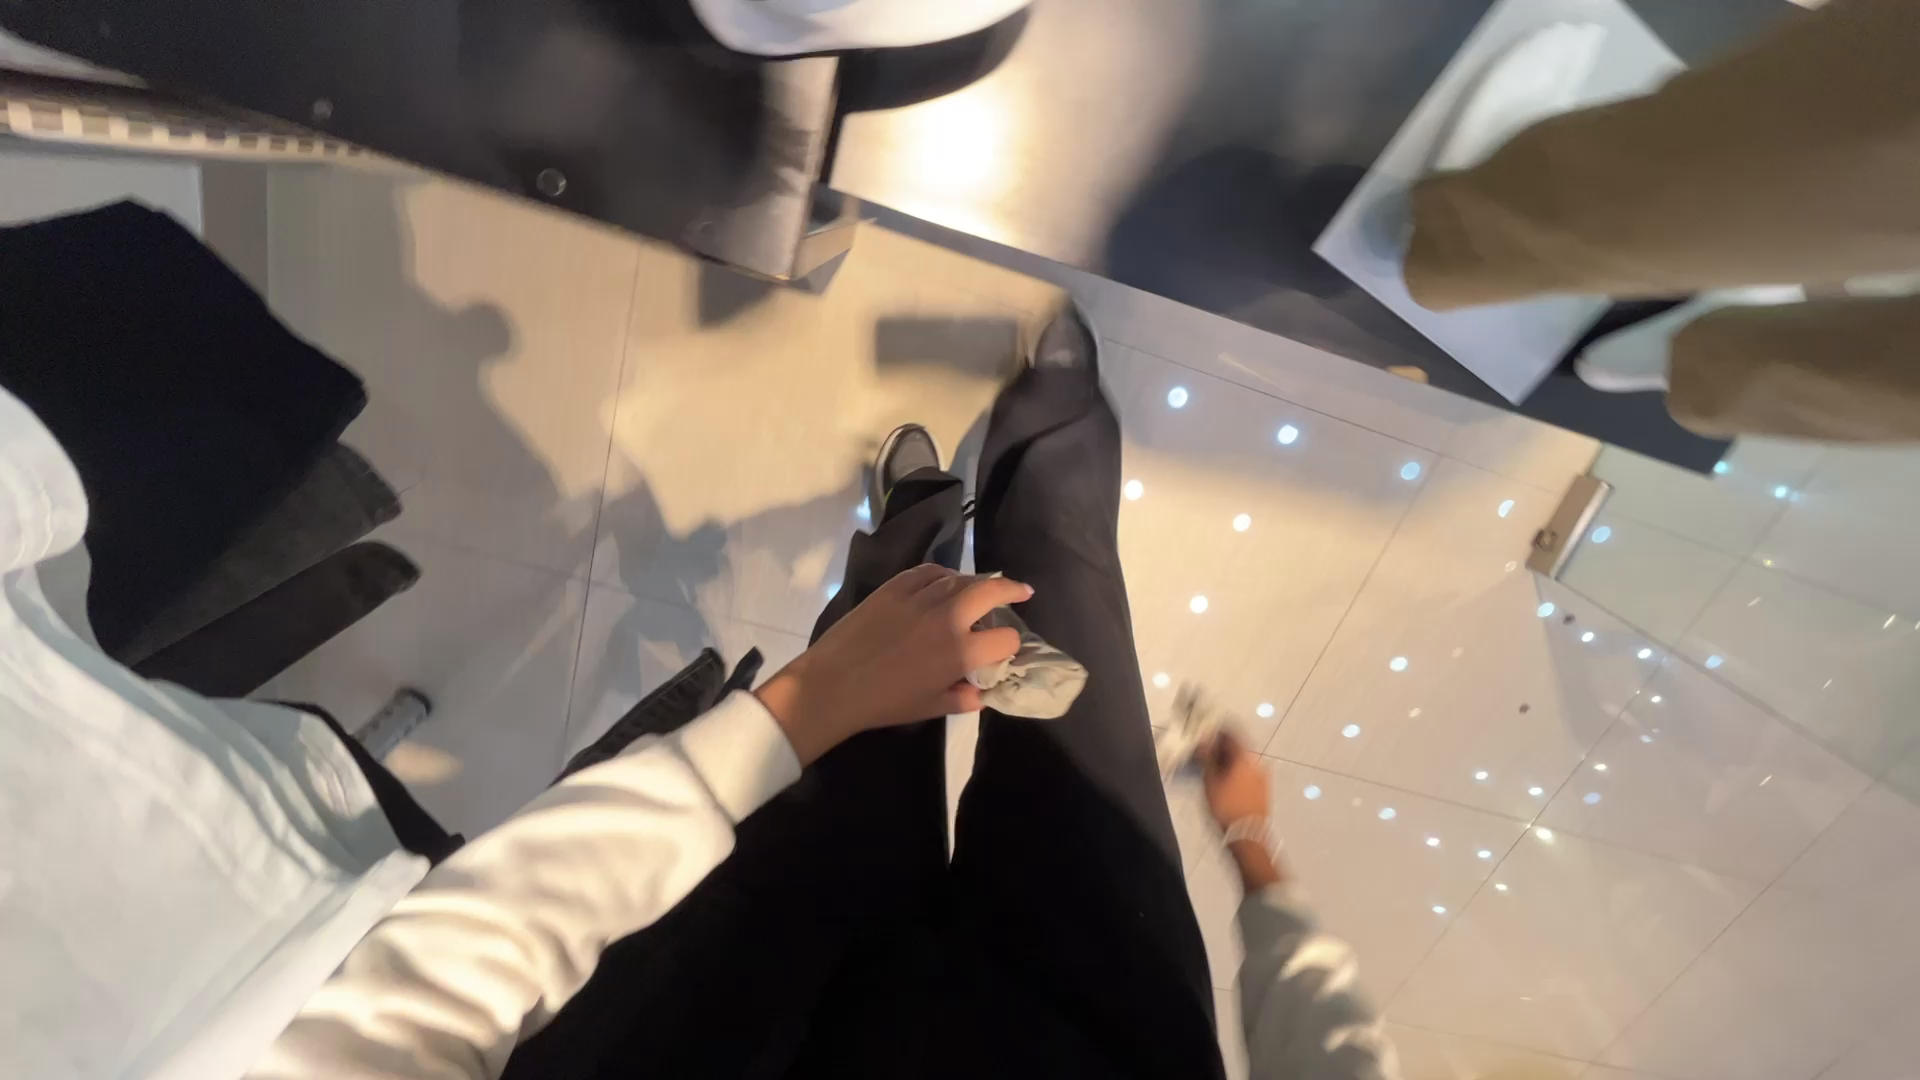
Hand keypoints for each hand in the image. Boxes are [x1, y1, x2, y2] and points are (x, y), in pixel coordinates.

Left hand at [754, 565, 1029, 764]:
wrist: (833, 684)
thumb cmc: (884, 703)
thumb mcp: (931, 707)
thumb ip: (964, 698)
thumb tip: (982, 693)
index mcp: (960, 651)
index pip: (1006, 638)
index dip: (1011, 644)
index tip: (1005, 648)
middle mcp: (948, 617)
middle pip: (992, 590)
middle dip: (1012, 589)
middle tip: (1022, 591)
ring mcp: (921, 596)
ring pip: (961, 577)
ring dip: (979, 581)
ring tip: (985, 586)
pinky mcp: (896, 586)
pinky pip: (929, 571)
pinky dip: (945, 574)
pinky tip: (947, 580)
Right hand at [1201, 728, 1270, 830]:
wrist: (1249, 836)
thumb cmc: (1227, 806)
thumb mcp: (1210, 782)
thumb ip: (1207, 759)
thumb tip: (1203, 744)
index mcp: (1245, 757)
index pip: (1230, 734)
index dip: (1216, 731)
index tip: (1204, 733)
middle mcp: (1258, 763)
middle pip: (1238, 748)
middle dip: (1221, 748)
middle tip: (1205, 752)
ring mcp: (1263, 777)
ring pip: (1243, 762)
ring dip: (1228, 761)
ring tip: (1212, 768)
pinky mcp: (1264, 790)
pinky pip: (1247, 773)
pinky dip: (1236, 772)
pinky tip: (1224, 780)